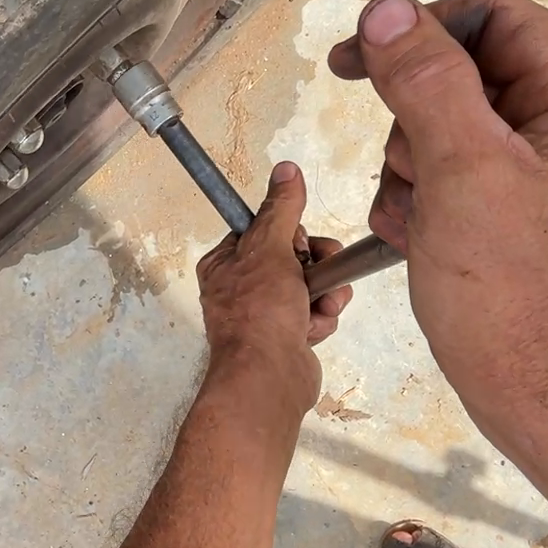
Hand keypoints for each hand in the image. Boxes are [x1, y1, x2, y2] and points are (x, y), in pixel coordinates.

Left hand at [194, 161, 351, 412]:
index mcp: (225, 264)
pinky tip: (311, 330)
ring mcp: (262, 314)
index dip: (290, 236)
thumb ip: (281, 210)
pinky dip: (319, 321)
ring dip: (322, 296)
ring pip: (310, 286)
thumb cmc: (260, 313)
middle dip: (315, 268)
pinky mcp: (285, 336)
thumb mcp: (271, 249)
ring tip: (317, 309)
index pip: (265, 232)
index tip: (300, 245)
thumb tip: (286, 171)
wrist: (269, 376)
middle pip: (293, 258)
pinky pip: (314, 314)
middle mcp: (239, 287)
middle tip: (317, 275)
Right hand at [327, 0, 547, 435]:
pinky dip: (412, 197)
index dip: (415, 31)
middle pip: (456, 73)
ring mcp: (535, 160)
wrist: (529, 387)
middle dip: (413, 124)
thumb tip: (383, 9)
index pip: (491, 19)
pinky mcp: (504, 196)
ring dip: (407, 169)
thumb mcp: (463, 172)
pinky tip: (420, 237)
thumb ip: (423, 82)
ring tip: (421, 222)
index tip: (345, 60)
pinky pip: (436, 166)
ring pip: (434, 122)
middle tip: (413, 178)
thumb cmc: (508, 285)